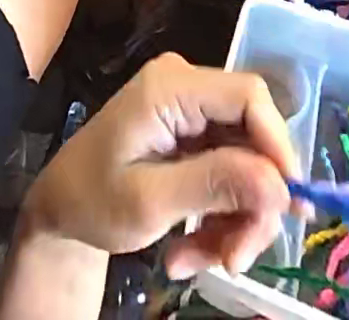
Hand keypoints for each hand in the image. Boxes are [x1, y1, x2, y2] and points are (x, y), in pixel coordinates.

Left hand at [21, 53, 300, 278]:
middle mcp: (186, 86)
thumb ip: (214, 186)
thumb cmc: (92, 199)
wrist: (61, 206)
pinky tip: (193, 248)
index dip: (278, 145)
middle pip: (252, 133)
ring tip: (204, 262)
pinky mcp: (193, 131)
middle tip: (238, 258)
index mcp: (170, 86)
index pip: (248, 95)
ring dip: (235, 218)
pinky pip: (230, 169)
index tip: (288, 206)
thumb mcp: (149, 201)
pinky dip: (222, 214)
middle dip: (252, 199)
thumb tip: (281, 185)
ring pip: (246, 159)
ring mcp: (190, 108)